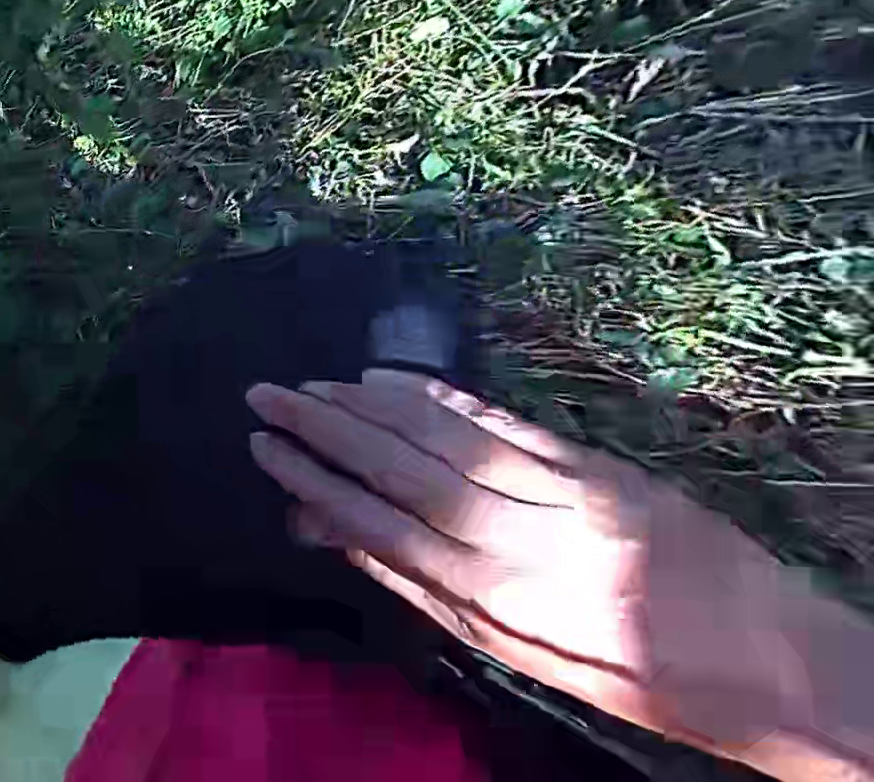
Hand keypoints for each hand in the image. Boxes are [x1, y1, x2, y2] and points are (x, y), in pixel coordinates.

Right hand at [246, 370, 873, 774]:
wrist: (787, 668)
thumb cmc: (623, 672)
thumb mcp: (509, 649)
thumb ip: (414, 581)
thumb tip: (328, 529)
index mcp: (491, 594)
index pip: (371, 520)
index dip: (308, 477)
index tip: (261, 443)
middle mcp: (516, 538)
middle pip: (394, 466)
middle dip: (319, 424)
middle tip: (264, 393)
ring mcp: (560, 493)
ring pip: (436, 435)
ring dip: (362, 402)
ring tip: (310, 382)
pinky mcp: (594, 465)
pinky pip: (496, 421)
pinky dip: (432, 396)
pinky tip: (382, 376)